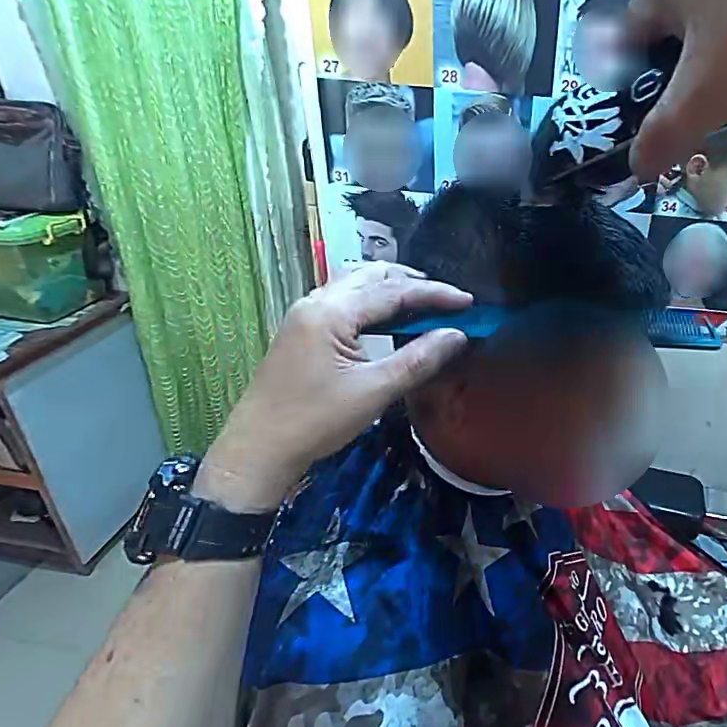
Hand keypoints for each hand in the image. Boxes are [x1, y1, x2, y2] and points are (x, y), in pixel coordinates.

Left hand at [197, 264, 470, 511]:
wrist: (257, 451)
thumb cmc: (315, 421)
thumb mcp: (375, 391)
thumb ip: (419, 359)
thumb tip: (458, 336)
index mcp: (331, 312)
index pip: (393, 291)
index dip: (435, 294)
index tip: (469, 303)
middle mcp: (316, 303)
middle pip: (372, 275)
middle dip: (413, 282)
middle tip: (448, 300)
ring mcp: (305, 315)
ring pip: (356, 284)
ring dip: (392, 289)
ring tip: (425, 305)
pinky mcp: (302, 330)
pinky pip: (345, 300)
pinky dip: (374, 302)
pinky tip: (391, 320)